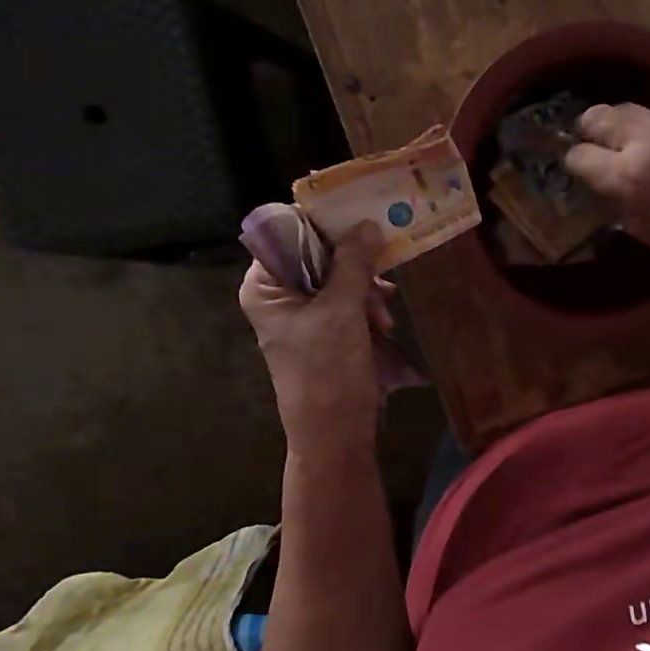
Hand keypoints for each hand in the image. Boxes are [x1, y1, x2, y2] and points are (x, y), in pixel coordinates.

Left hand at [240, 222, 395, 446]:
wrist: (336, 435)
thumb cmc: (327, 373)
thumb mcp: (341, 312)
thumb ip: (353, 264)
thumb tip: (368, 223)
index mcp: (264, 287)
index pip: (288, 234)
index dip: (322, 224)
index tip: (359, 216)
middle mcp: (279, 294)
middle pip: (318, 253)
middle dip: (353, 263)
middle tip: (380, 273)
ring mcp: (303, 311)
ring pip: (339, 275)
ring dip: (366, 288)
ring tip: (384, 314)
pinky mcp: (327, 327)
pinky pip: (348, 298)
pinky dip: (368, 305)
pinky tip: (384, 320)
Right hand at [565, 104, 649, 279]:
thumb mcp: (637, 227)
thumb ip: (610, 197)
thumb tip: (591, 179)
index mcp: (629, 176)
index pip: (579, 155)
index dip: (575, 165)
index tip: (580, 174)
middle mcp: (646, 141)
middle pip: (596, 117)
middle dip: (589, 134)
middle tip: (595, 152)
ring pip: (623, 109)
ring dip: (614, 127)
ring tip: (622, 148)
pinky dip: (643, 130)